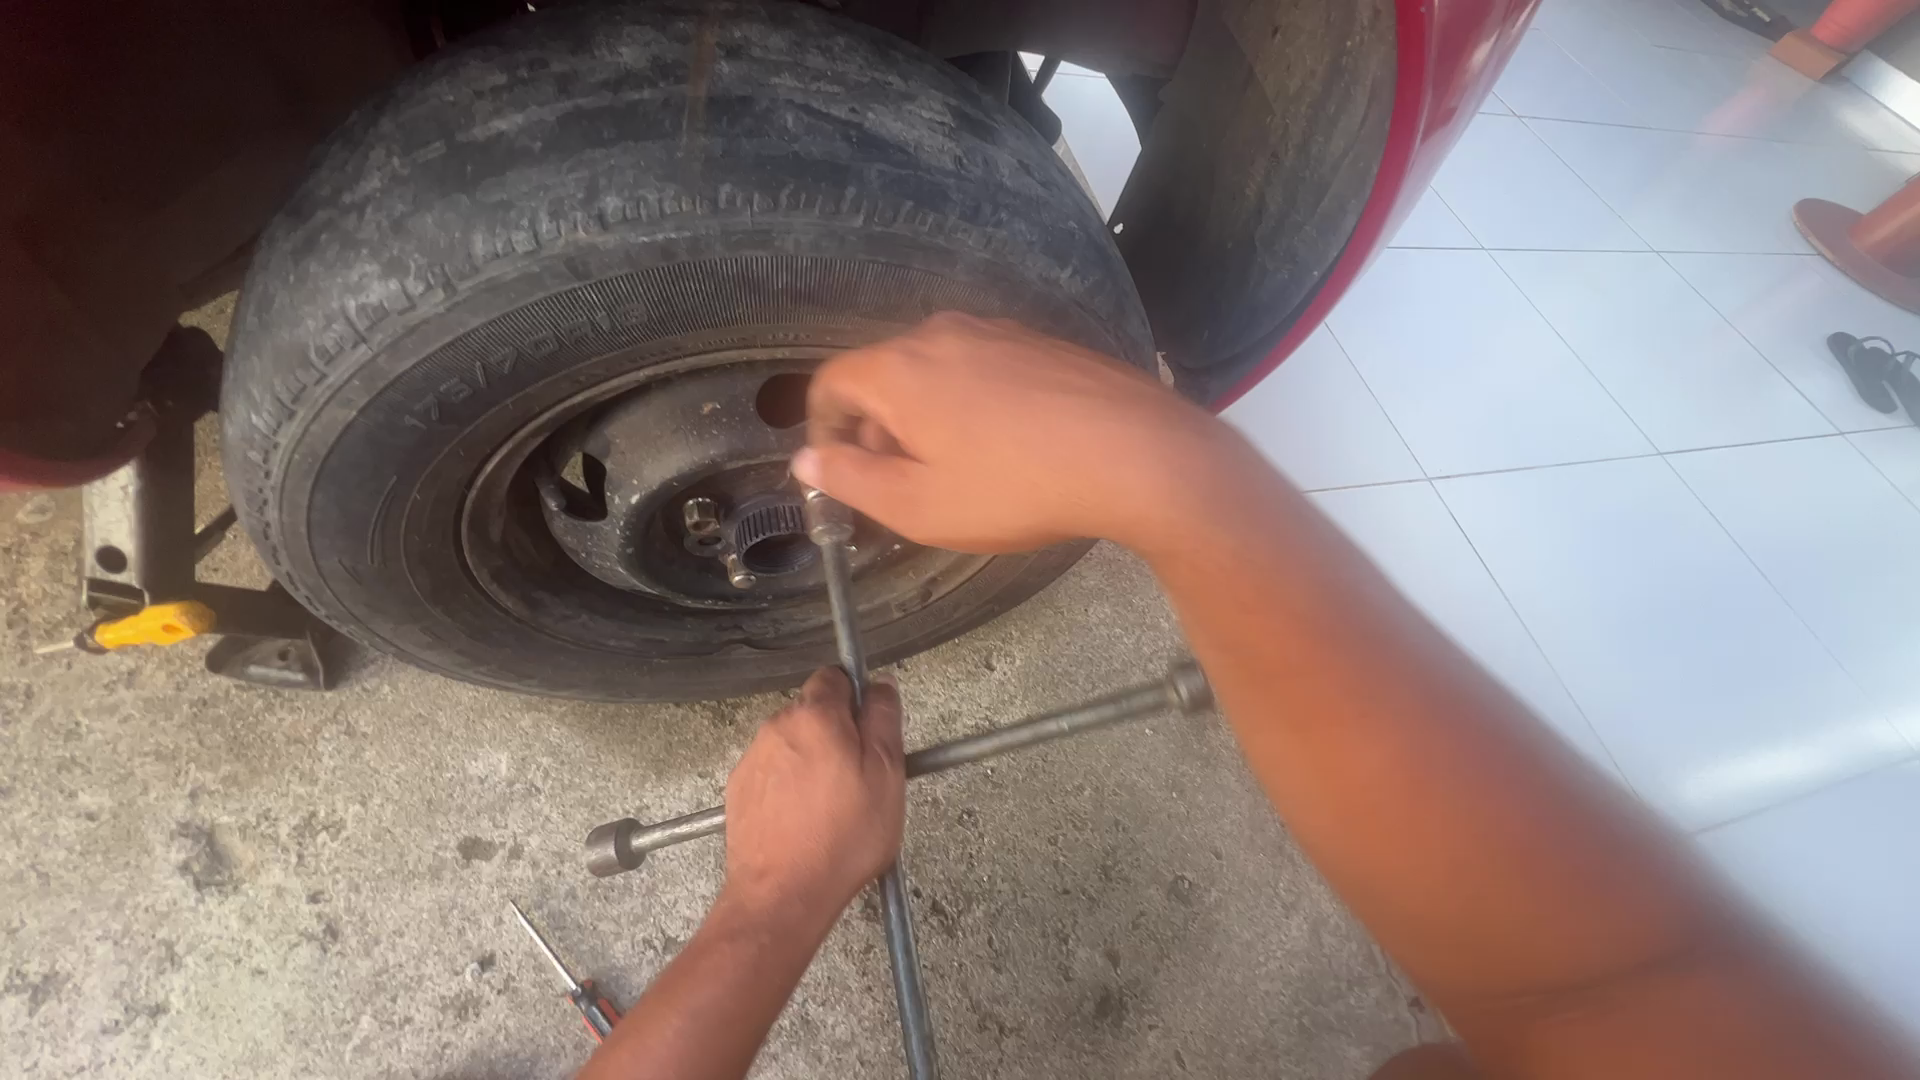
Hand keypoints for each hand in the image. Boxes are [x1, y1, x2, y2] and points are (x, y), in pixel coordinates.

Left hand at [721, 668, 904, 926]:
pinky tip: (806, 820)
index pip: (836, 677)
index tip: (869, 729)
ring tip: (834, 806)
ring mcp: (754, 759)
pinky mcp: (740, 790)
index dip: (857, 698)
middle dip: (837, 734)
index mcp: (815, 715)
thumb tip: (881, 686)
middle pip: (814, 712)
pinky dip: (790, 787)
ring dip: (813, 761)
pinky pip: (774, 773)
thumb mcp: (886, 772)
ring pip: (794, 743)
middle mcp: (778, 727)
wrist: (783, 896)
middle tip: (860, 776)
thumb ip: (884, 717)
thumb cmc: (841, 838)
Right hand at [791, 312, 1253, 556]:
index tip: (843, 473)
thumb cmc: (1015, 487)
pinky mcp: (1041, 342)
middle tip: (905, 485)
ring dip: (927, 419)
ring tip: (961, 471)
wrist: (1137, 455)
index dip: (824, 430)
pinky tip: (1009, 447)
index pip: (831, 384)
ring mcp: (998, 331)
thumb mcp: (920, 505)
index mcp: (900, 368)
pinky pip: (982, 369)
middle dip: (878, 430)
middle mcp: (942, 333)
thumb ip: (852, 480)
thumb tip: (807, 459)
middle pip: (884, 376)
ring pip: (935, 372)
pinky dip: (972, 404)